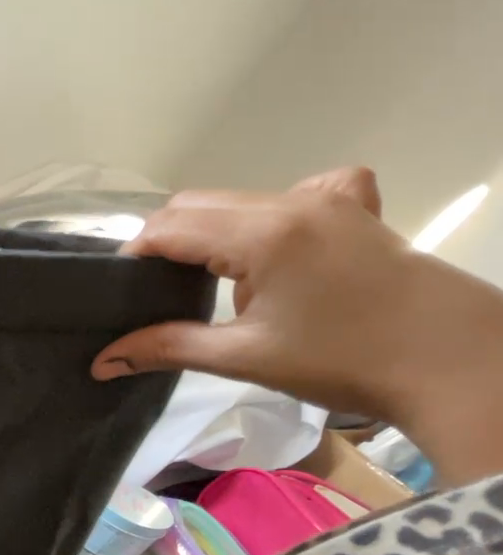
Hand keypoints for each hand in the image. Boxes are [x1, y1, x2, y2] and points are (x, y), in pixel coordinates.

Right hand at [92, 168, 502, 486]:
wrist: (454, 361)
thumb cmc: (341, 358)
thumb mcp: (241, 356)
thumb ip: (165, 348)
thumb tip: (100, 362)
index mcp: (265, 233)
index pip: (169, 226)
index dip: (133, 256)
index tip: (120, 294)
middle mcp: (296, 202)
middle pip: (198, 205)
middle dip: (163, 243)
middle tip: (152, 292)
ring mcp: (332, 202)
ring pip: (239, 201)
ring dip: (208, 233)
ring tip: (207, 280)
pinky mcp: (357, 212)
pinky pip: (300, 192)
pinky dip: (270, 213)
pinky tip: (274, 245)